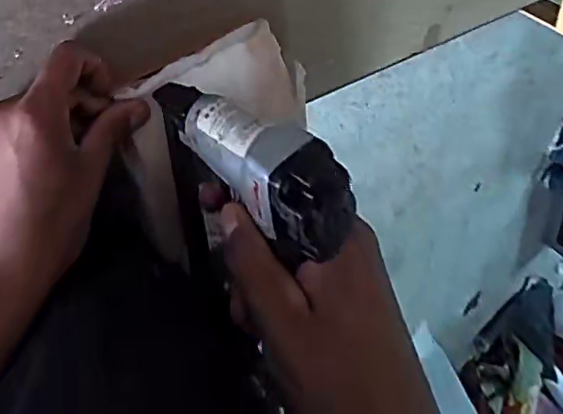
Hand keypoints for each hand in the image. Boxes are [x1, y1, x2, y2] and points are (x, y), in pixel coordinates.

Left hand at [0, 41, 149, 298]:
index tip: (108, 97)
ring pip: (34, 105)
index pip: (67, 57)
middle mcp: (3, 111)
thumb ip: (112, 128)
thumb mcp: (89, 172)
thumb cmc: (47, 224)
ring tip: (74, 157)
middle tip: (101, 135)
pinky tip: (46, 168)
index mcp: (34, 110)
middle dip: (82, 100)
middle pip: (52, 84)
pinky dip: (37, 131)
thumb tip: (138, 105)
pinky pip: (14, 124)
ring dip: (61, 118)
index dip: (95, 66)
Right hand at [216, 202, 436, 413]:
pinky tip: (275, 336)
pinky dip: (285, 299)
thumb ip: (253, 264)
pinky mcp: (355, 294)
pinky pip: (308, 278)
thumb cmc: (337, 373)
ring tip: (257, 330)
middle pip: (284, 227)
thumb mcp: (283, 322)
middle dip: (252, 259)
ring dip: (265, 286)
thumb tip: (229, 210)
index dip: (242, 192)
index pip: (282, 190)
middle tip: (241, 305)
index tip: (207, 199)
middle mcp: (349, 239)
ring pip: (292, 256)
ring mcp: (354, 267)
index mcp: (338, 233)